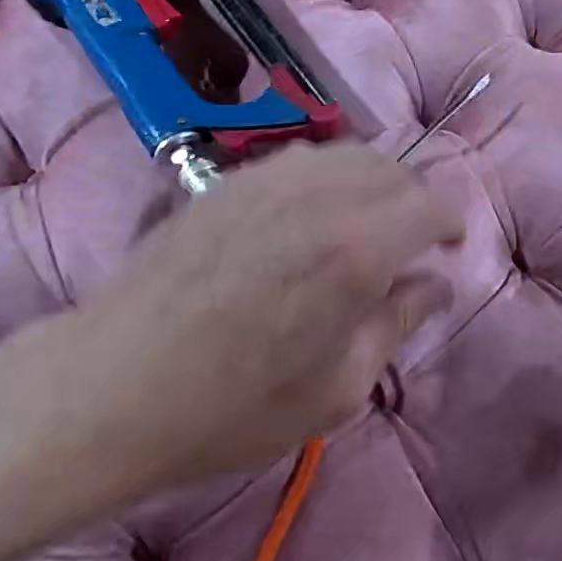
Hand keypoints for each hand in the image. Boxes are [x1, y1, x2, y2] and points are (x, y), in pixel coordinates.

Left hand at [32, 141, 464, 493]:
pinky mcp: (228, 181)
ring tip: (367, 221)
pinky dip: (329, 176)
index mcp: (358, 249)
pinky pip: (302, 159)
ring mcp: (269, 180)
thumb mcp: (340, 387)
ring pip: (349, 153)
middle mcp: (321, 197)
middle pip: (395, 170)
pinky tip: (313, 213)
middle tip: (412, 242)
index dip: (452, 222)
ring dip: (375, 181)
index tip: (450, 248)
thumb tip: (435, 283)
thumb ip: (398, 322)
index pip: (432, 205)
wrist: (110, 388)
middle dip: (417, 200)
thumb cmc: (234, 407)